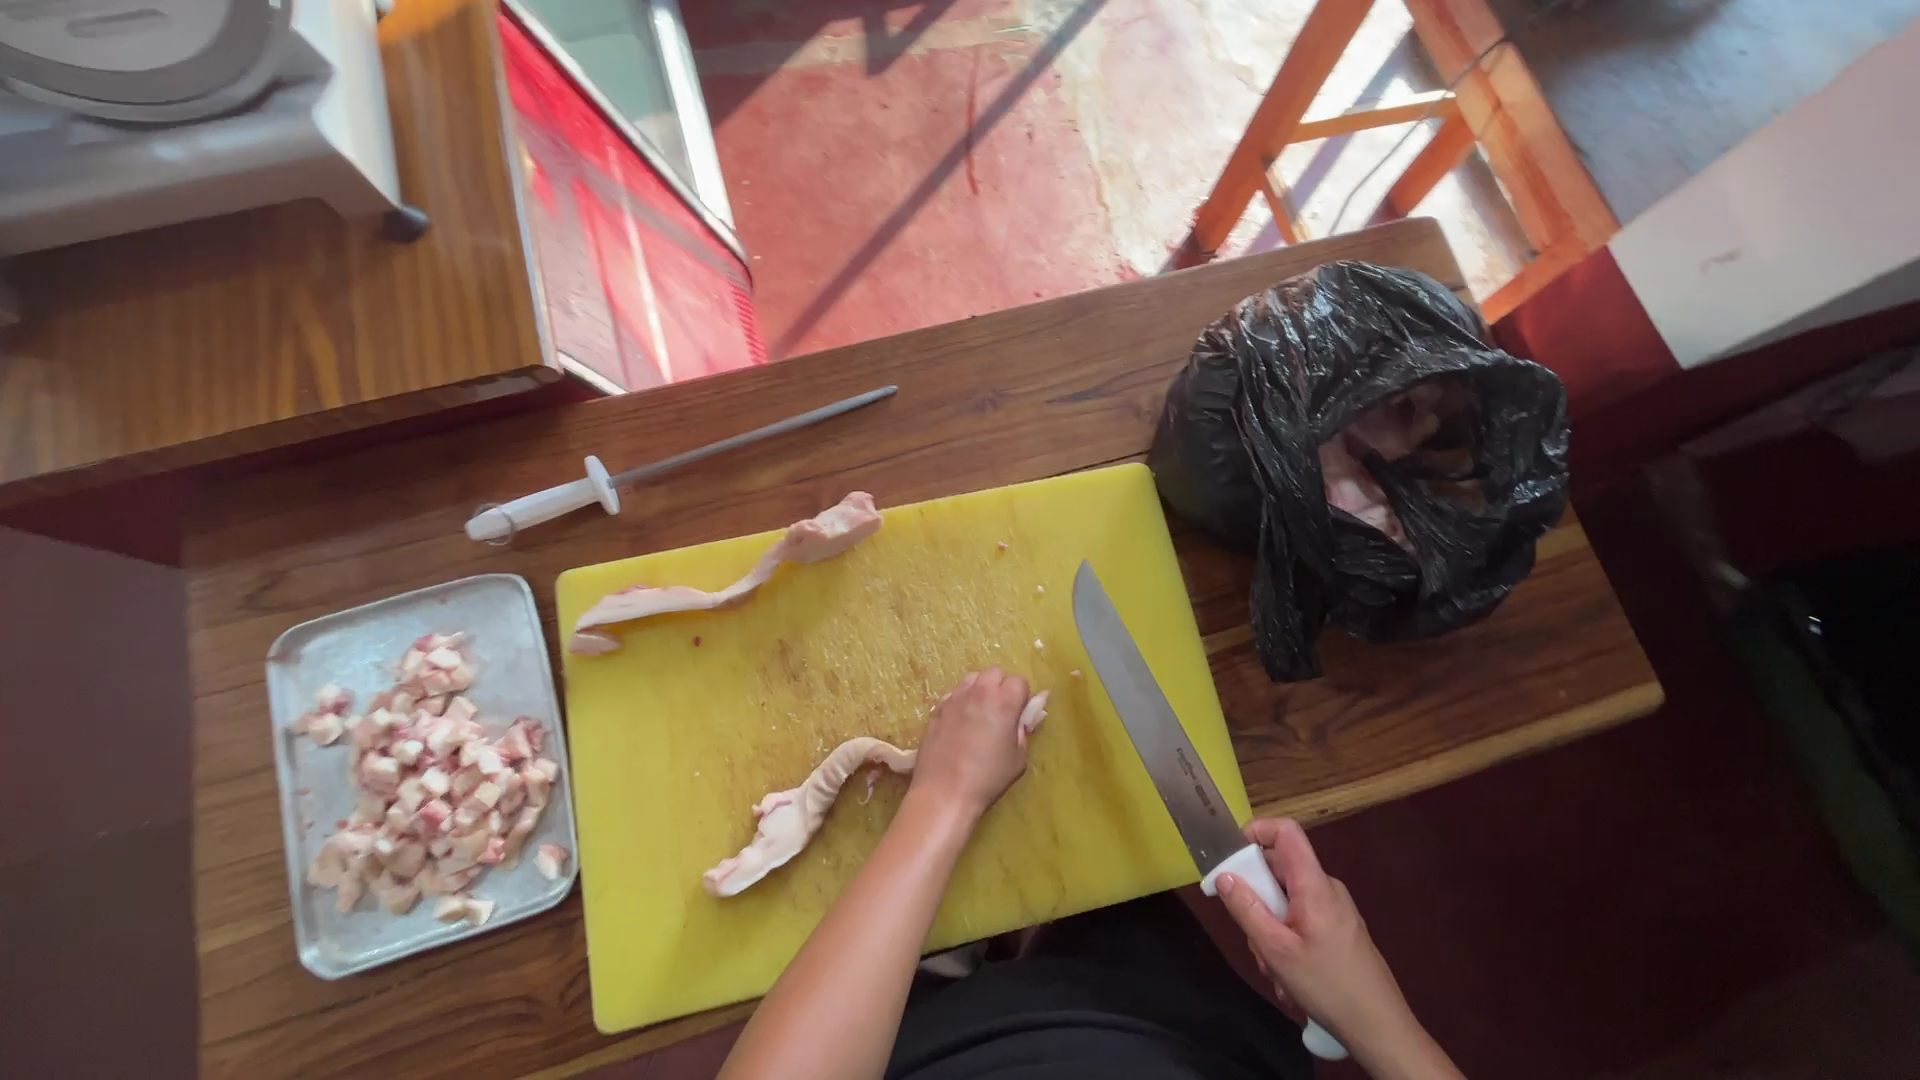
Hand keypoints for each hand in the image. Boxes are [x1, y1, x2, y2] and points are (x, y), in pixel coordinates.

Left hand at [908, 668, 1031, 821]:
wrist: (944, 792)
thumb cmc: (987, 778)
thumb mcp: (1018, 759)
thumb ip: (1022, 733)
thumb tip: (1021, 721)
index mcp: (1003, 702)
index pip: (1019, 681)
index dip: (1023, 696)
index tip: (1020, 714)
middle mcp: (978, 692)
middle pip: (995, 673)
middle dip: (1002, 686)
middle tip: (1002, 711)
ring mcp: (953, 698)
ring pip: (972, 679)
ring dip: (980, 689)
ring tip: (980, 713)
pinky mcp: (936, 709)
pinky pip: (953, 694)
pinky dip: (961, 701)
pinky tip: (960, 723)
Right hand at [1216, 819, 1459, 1078]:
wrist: (1382, 1030)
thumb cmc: (1329, 986)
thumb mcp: (1276, 950)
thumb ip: (1247, 909)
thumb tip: (1224, 875)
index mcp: (1314, 884)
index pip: (1286, 831)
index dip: (1256, 831)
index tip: (1231, 856)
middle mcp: (1326, 888)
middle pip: (1279, 871)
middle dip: (1256, 899)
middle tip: (1251, 935)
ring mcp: (1335, 910)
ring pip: (1286, 901)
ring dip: (1270, 929)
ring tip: (1274, 967)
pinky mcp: (1339, 930)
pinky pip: (1301, 919)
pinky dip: (1287, 941)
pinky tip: (1289, 977)